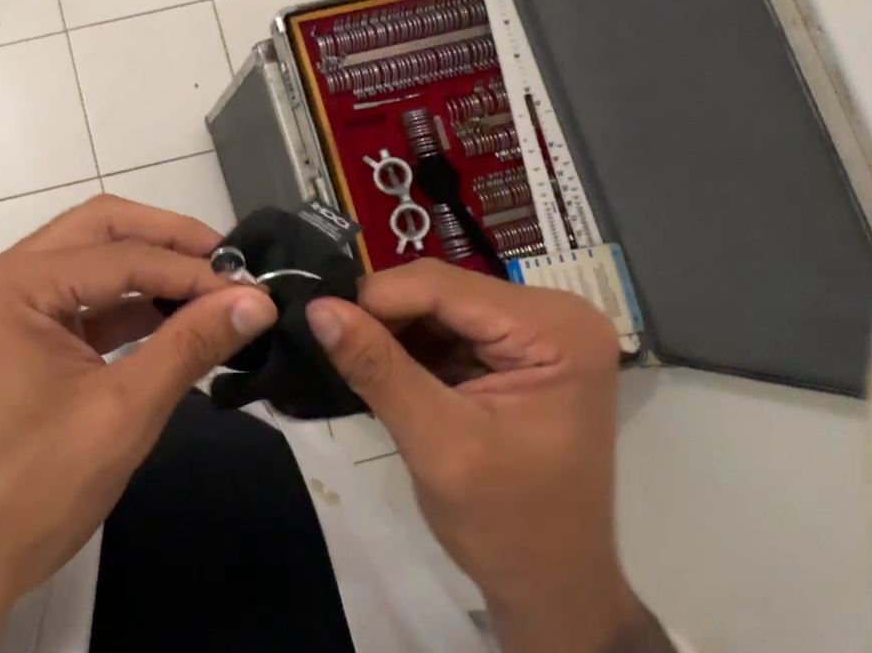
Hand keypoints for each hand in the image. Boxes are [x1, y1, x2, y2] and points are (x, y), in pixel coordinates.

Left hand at [0, 197, 277, 652]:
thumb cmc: (33, 488)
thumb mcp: (123, 412)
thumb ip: (190, 344)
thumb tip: (258, 301)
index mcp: (14, 282)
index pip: (121, 254)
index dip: (193, 270)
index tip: (255, 289)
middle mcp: (4, 277)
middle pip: (100, 232)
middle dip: (169, 243)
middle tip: (231, 265)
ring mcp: (6, 305)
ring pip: (91, 261)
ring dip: (151, 272)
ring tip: (214, 292)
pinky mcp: (17, 336)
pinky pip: (81, 300)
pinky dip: (128, 306)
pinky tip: (175, 320)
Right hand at [307, 260, 657, 652]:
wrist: (551, 585)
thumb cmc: (507, 522)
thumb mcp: (437, 444)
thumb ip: (377, 368)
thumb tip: (317, 307)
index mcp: (554, 329)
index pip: (442, 285)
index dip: (375, 300)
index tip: (320, 325)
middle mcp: (554, 314)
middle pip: (440, 289)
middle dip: (384, 317)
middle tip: (337, 351)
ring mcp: (538, 331)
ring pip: (437, 304)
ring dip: (394, 333)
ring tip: (360, 366)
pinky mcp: (518, 350)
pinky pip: (448, 327)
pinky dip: (411, 347)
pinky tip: (390, 373)